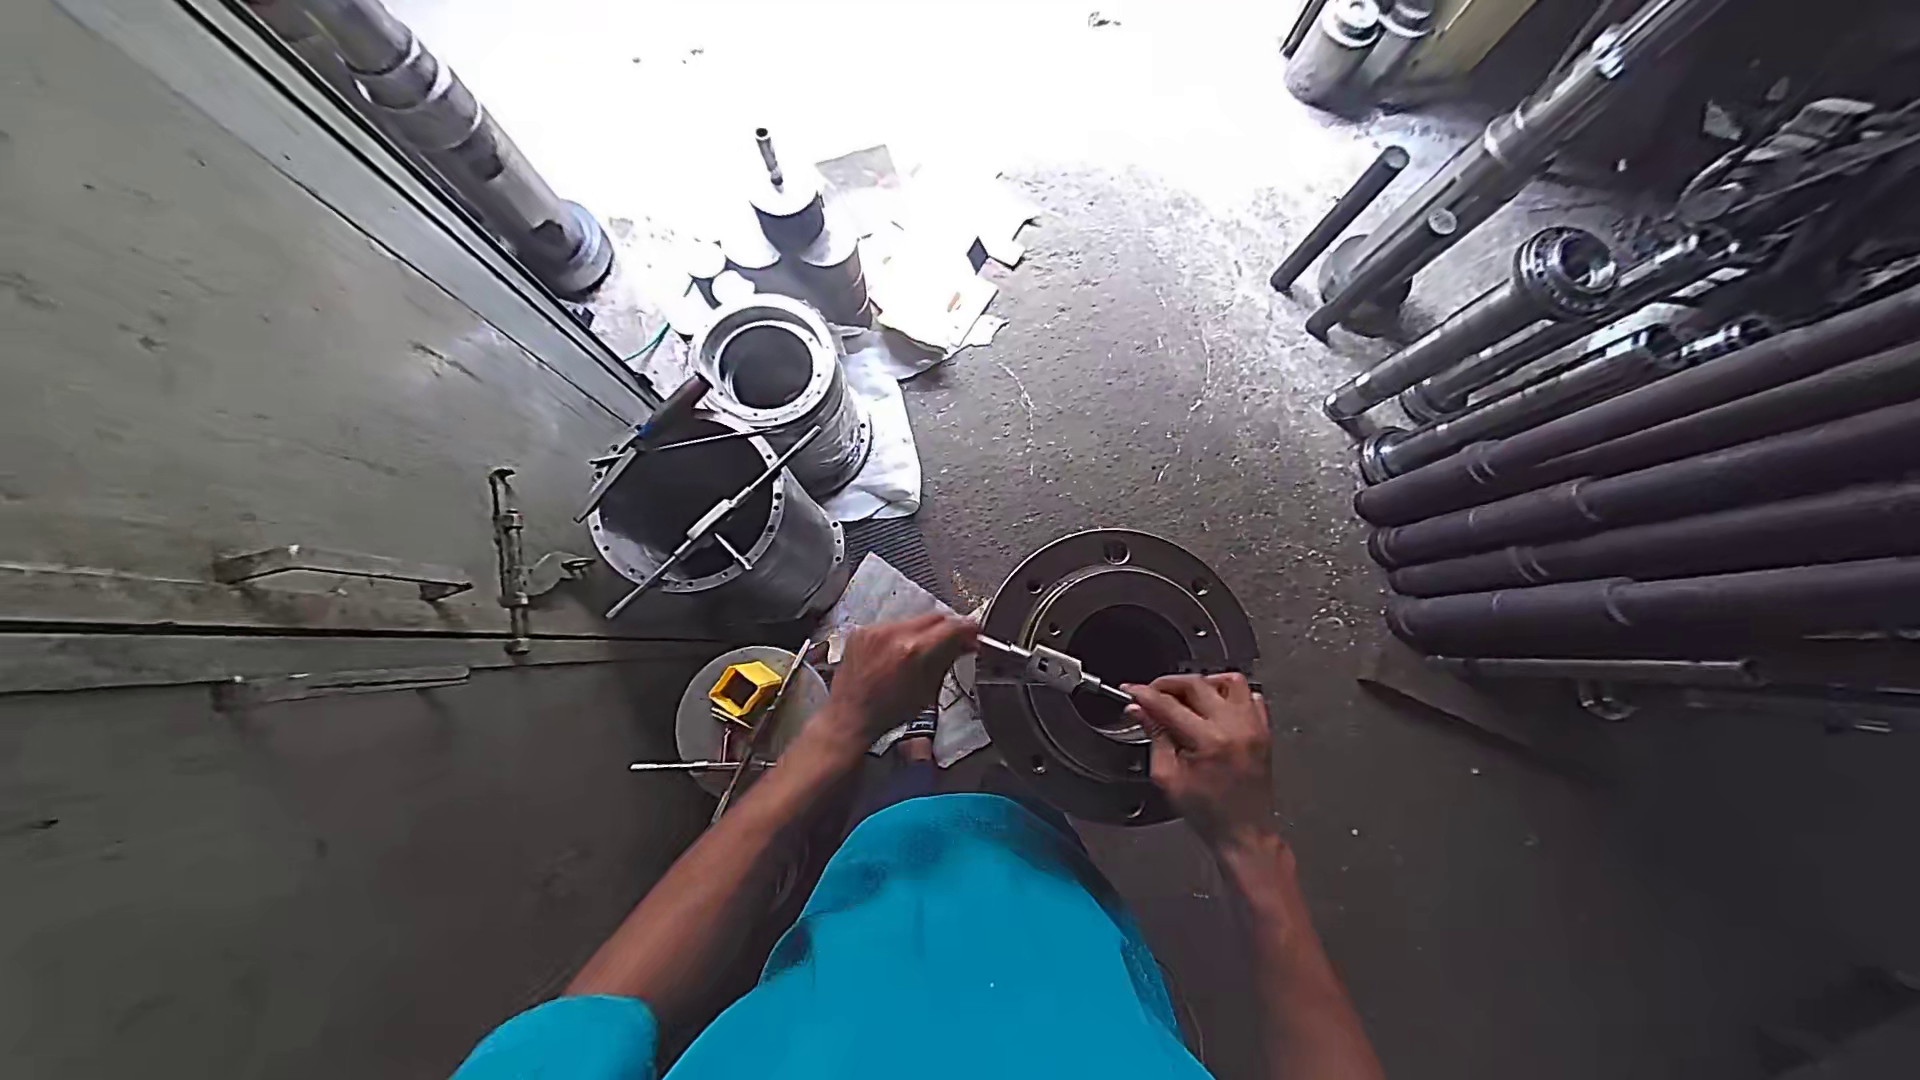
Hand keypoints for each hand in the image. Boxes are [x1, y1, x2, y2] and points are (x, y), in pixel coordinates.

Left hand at [803, 614, 977, 758]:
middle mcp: (892, 635)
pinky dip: (900, 636)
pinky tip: (896, 655)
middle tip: (953, 642)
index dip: (968, 629)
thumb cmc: (886, 713)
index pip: (951, 626)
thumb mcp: (928, 691)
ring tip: (919, 654)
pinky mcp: (862, 631)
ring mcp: (875, 631)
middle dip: (947, 628)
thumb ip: (949, 660)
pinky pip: (892, 625)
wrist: (850, 716)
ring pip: (913, 619)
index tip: (974, 633)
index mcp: (912, 651)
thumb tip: (965, 643)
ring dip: (923, 632)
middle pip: (934, 616)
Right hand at [1123, 673, 1276, 850]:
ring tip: (1185, 696)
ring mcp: (1253, 727)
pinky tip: (1214, 706)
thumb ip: (1154, 736)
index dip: (1144, 694)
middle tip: (1152, 693)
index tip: (1130, 691)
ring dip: (1202, 683)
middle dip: (1167, 684)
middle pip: (1196, 683)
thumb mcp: (1167, 776)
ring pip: (1228, 680)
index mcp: (1209, 741)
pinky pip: (1250, 696)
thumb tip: (1139, 709)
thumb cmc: (1207, 812)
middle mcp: (1235, 728)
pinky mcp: (1263, 731)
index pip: (1168, 704)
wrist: (1245, 833)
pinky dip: (1230, 694)